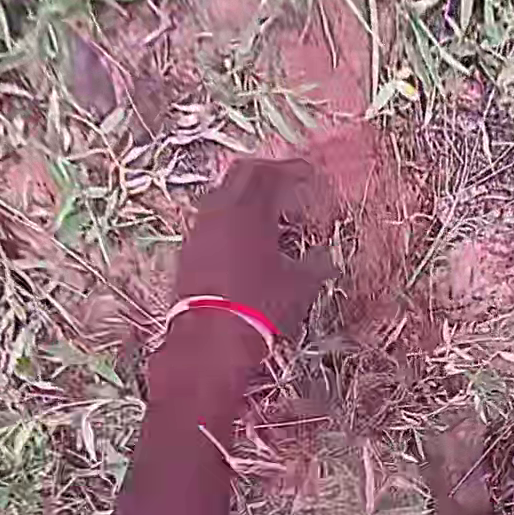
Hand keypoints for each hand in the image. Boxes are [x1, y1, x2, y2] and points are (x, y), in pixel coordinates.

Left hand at [173, 158, 334, 336]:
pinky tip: (246, 248)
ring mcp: (198, 233)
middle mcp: (218, 212)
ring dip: (246, 205)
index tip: (308, 176)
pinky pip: (213, 226)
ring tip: (269, 224)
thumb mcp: (299, 286)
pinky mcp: (188, 256)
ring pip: (223, 201)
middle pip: (241, 177)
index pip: (270, 173)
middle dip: (266, 179)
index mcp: (248, 210)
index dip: (292, 171)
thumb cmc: (260, 308)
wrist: (210, 343)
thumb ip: (315, 265)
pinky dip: (232, 226)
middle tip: (287, 193)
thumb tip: (325, 259)